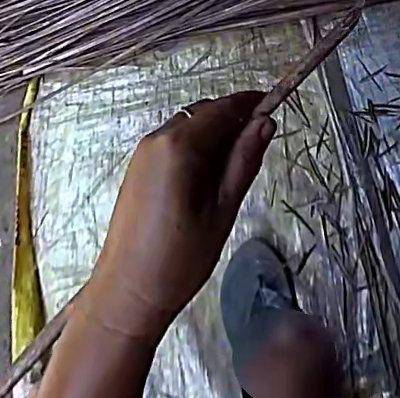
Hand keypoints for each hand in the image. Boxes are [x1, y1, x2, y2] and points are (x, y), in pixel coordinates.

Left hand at [83, 92, 274, 339]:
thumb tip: (266, 121)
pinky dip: (197, 145)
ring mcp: (145, 151)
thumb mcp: (223, 209)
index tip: (274, 104)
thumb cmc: (180, 259)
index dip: (250, 102)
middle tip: (260, 141)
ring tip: (237, 164)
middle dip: (234, 119)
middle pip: (205, 112)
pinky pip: (175, 140)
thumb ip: (244, 160)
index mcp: (180, 145)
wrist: (125, 297)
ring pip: (190, 125)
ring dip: (216, 132)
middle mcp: (159, 138)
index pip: (222, 107)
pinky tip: (209, 175)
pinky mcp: (139, 166)